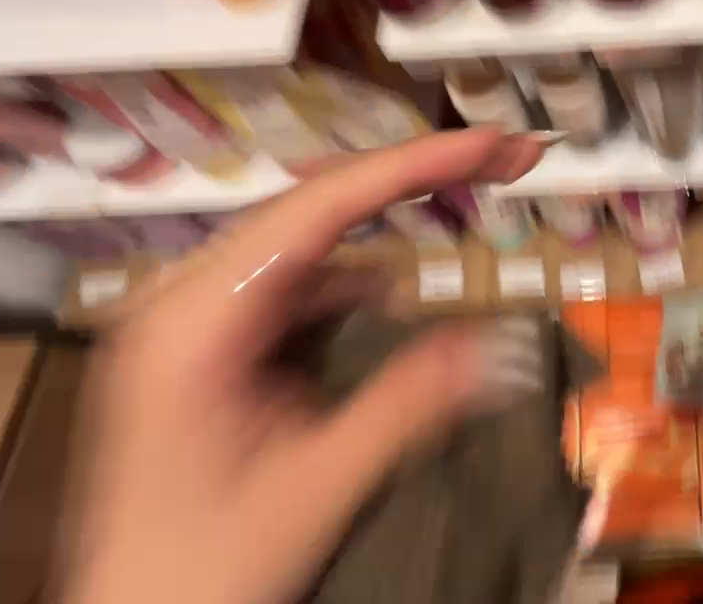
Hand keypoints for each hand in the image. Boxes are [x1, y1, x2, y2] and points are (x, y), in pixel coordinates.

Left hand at [65, 129, 546, 603]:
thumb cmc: (204, 574)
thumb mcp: (316, 490)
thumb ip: (409, 406)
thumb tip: (507, 343)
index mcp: (194, 319)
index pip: (317, 208)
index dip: (413, 165)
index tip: (492, 143)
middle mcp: (192, 293)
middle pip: (321, 201)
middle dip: (420, 172)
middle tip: (510, 156)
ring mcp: (206, 310)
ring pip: (317, 229)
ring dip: (398, 209)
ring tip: (475, 188)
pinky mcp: (227, 333)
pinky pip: (309, 274)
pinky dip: (368, 269)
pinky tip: (403, 288)